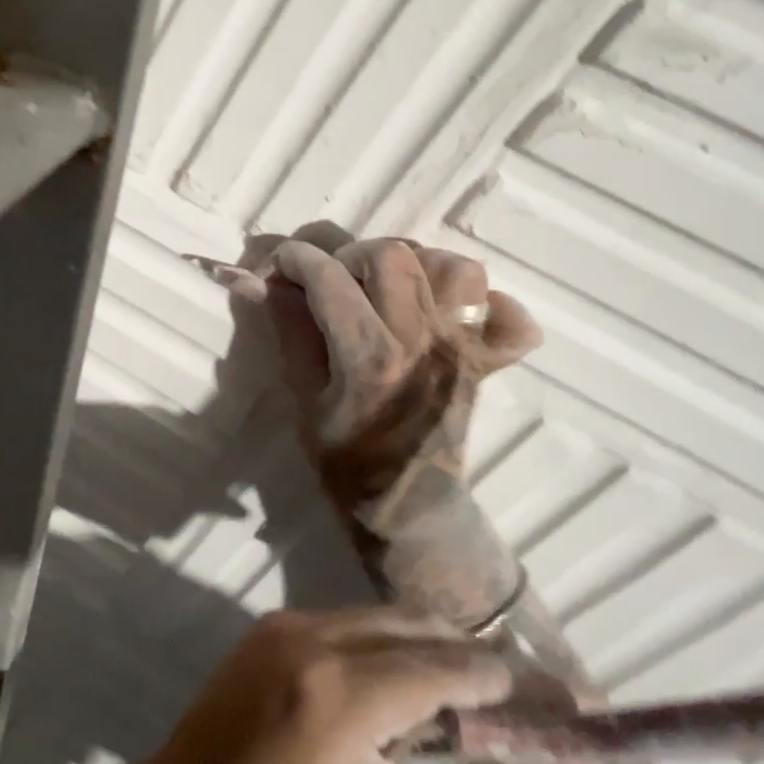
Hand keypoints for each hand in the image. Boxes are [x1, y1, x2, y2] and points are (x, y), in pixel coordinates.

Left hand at [145, 606, 512, 763]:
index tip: (534, 681)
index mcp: (342, 695)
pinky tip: (398, 655)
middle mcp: (314, 642)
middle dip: (461, 644)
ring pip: (372, 615)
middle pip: (407, 626)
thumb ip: (412, 757)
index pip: (436, 670)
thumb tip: (467, 747)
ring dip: (420, 632)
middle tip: (507, 664)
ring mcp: (284, 627)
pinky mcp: (265, 628)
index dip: (488, 677)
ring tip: (462, 655)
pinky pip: (338, 618)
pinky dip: (378, 633)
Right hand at [221, 229, 540, 455]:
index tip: (277, 267)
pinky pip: (508, 316)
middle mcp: (421, 343)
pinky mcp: (484, 361)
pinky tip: (449, 311)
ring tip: (387, 287)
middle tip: (331, 282)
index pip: (329, 277)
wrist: (409, 507)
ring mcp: (461, 348)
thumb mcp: (302, 397)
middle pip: (392, 257)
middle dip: (350, 256)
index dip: (294, 259)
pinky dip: (484, 303)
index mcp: (368, 357)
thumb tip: (254, 282)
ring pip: (454, 269)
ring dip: (416, 265)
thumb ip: (288, 331)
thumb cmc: (344, 459)